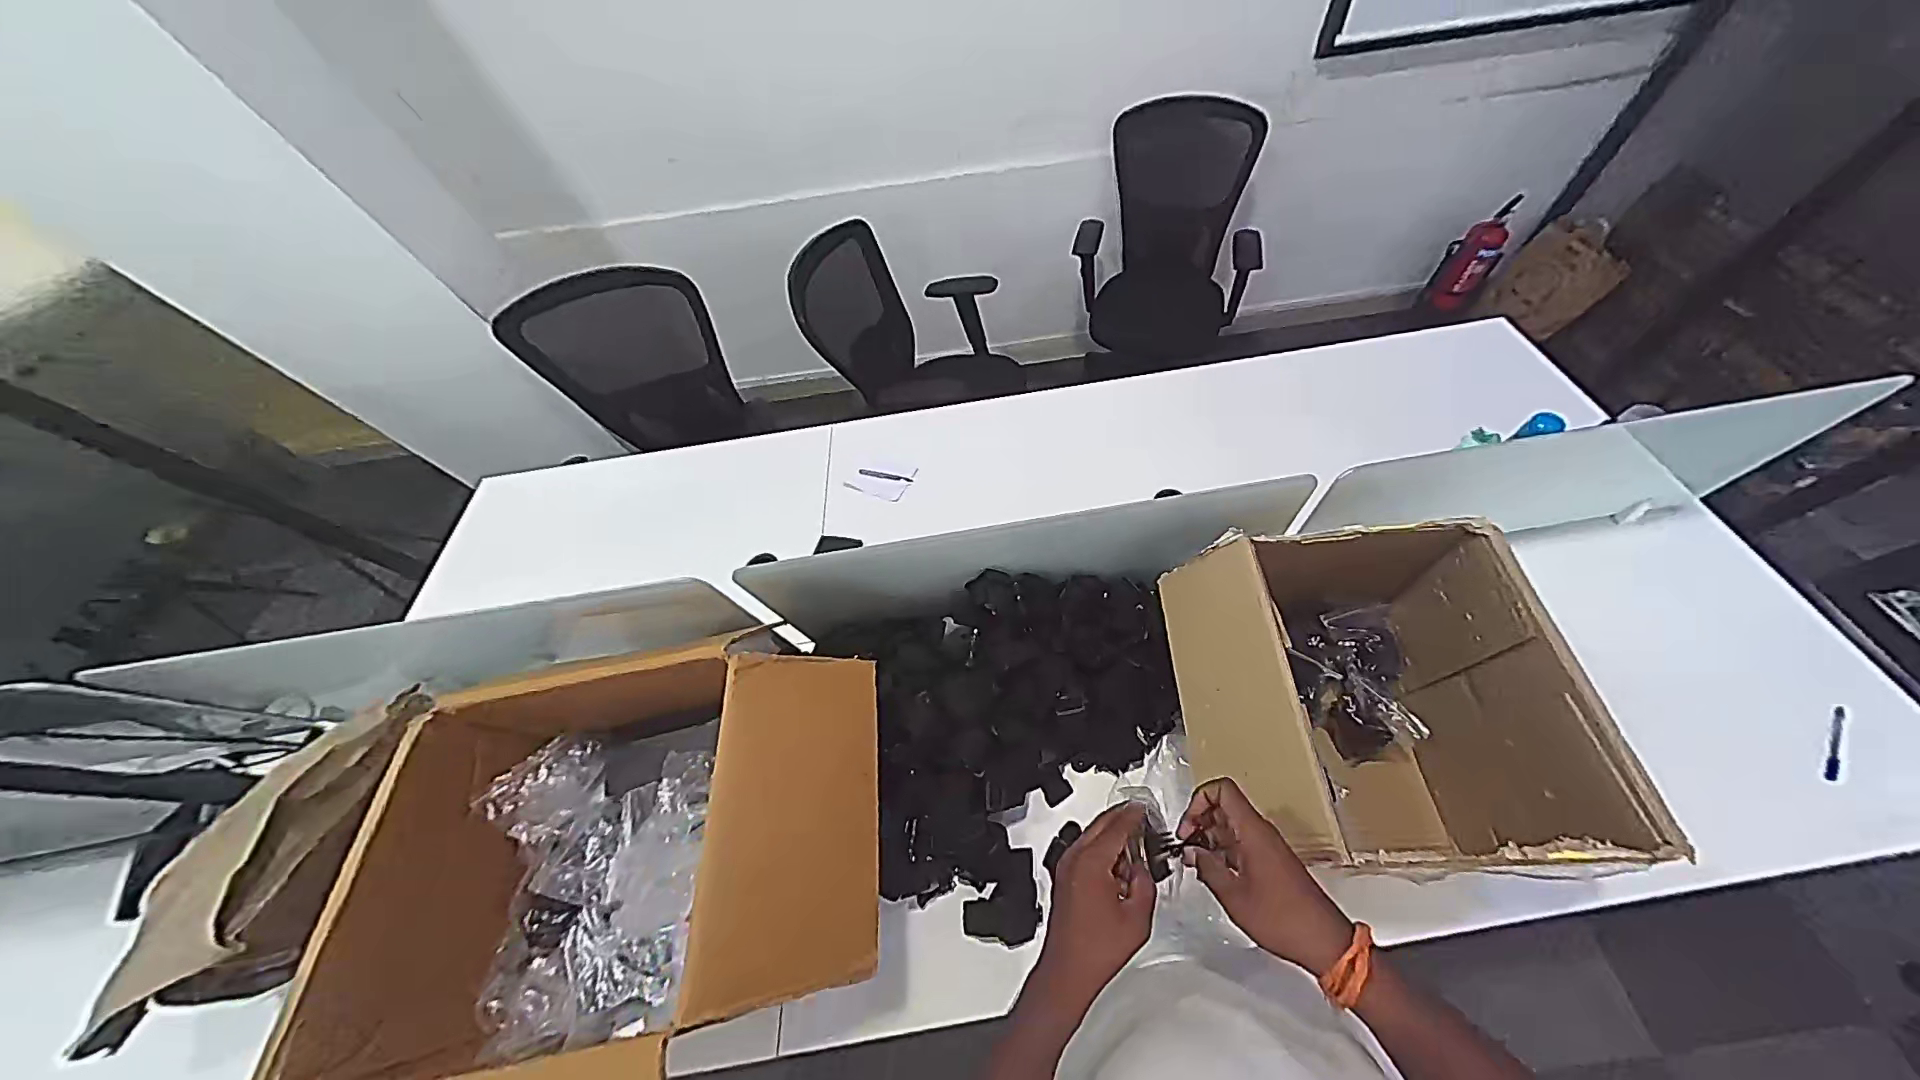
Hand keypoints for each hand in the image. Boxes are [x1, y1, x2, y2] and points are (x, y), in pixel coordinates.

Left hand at [1031, 802, 1154, 1007]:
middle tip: (1139, 818)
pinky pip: (1084, 851)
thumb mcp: (1137, 917)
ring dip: (1111, 834)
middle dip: (1121, 819)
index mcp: (1091, 862)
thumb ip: (1145, 884)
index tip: (1142, 808)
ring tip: (1134, 844)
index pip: (1116, 827)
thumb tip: (1143, 869)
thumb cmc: (1096, 951)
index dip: (1133, 815)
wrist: (1069, 971)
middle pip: (1100, 825)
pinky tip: (1117, 866)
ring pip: (1091, 836)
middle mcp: (1074, 859)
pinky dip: (1101, 849)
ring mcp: (1065, 867)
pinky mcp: (1063, 878)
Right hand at [1178, 777, 1354, 974]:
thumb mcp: (1233, 895)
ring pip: (1231, 825)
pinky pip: (1241, 842)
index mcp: (1253, 831)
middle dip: (1199, 821)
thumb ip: (1207, 867)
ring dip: (1209, 837)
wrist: (1325, 942)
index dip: (1199, 800)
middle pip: (1224, 805)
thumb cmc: (1285, 919)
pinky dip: (1223, 850)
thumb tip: (1192, 852)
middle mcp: (1261, 832)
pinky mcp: (1271, 860)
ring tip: (1196, 861)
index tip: (1188, 827)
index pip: (1223, 790)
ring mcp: (1267, 846)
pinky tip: (1214, 872)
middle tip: (1187, 845)